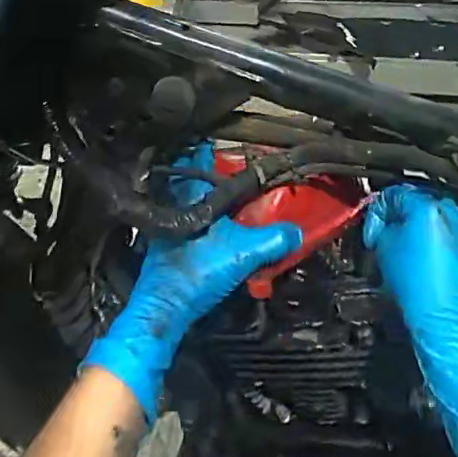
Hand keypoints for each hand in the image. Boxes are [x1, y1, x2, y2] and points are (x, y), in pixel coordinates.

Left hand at [85, 149, 301, 423]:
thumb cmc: (190, 277)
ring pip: (191, 204)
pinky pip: (192, 226)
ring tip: (236, 205)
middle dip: (215, 176)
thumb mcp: (239, 254)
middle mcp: (172, 207)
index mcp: (184, 198)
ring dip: (211, 203)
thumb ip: (270, 240)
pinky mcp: (170, 248)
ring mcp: (169, 228)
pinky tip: (221, 236)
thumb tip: (294, 231)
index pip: (197, 159)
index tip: (228, 145)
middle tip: (238, 176)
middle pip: (194, 181)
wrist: (163, 310)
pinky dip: (207, 226)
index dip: (211, 150)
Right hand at [362, 186, 457, 456]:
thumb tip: (383, 218)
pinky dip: (431, 253)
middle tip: (381, 241)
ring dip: (415, 237)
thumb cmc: (421, 297)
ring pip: (435, 227)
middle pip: (419, 207)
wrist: (453, 337)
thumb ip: (383, 224)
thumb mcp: (386, 249)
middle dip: (397, 221)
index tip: (370, 227)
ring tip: (398, 259)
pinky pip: (448, 248)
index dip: (377, 209)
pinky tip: (418, 275)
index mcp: (435, 212)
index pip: (398, 193)